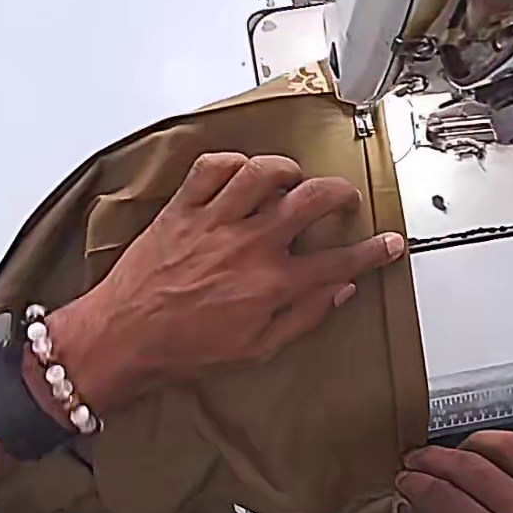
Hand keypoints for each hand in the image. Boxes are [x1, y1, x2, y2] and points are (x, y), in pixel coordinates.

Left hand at [41, 152, 405, 412]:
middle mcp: (249, 245)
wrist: (123, 338)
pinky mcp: (182, 209)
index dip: (373, 251)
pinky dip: (232, 163)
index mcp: (271, 284)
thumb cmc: (184, 350)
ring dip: (288, 170)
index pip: (339, 261)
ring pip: (264, 172)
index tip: (388, 243)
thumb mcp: (255, 350)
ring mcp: (214, 221)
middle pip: (311, 200)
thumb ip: (303, 317)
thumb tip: (337, 293)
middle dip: (340, 193)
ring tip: (293, 180)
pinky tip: (240, 175)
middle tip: (343, 199)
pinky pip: (211, 168)